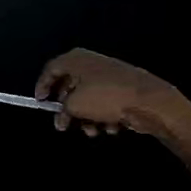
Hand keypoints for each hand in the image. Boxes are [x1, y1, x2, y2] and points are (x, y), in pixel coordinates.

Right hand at [34, 49, 190, 139]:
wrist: (150, 101)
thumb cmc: (106, 97)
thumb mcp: (75, 105)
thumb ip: (62, 111)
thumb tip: (60, 119)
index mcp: (76, 59)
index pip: (51, 69)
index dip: (42, 86)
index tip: (40, 102)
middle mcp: (91, 63)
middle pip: (70, 86)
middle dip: (68, 109)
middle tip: (65, 125)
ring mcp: (108, 75)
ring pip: (88, 98)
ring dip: (87, 117)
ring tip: (93, 131)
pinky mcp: (123, 89)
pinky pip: (105, 103)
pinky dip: (104, 116)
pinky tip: (111, 127)